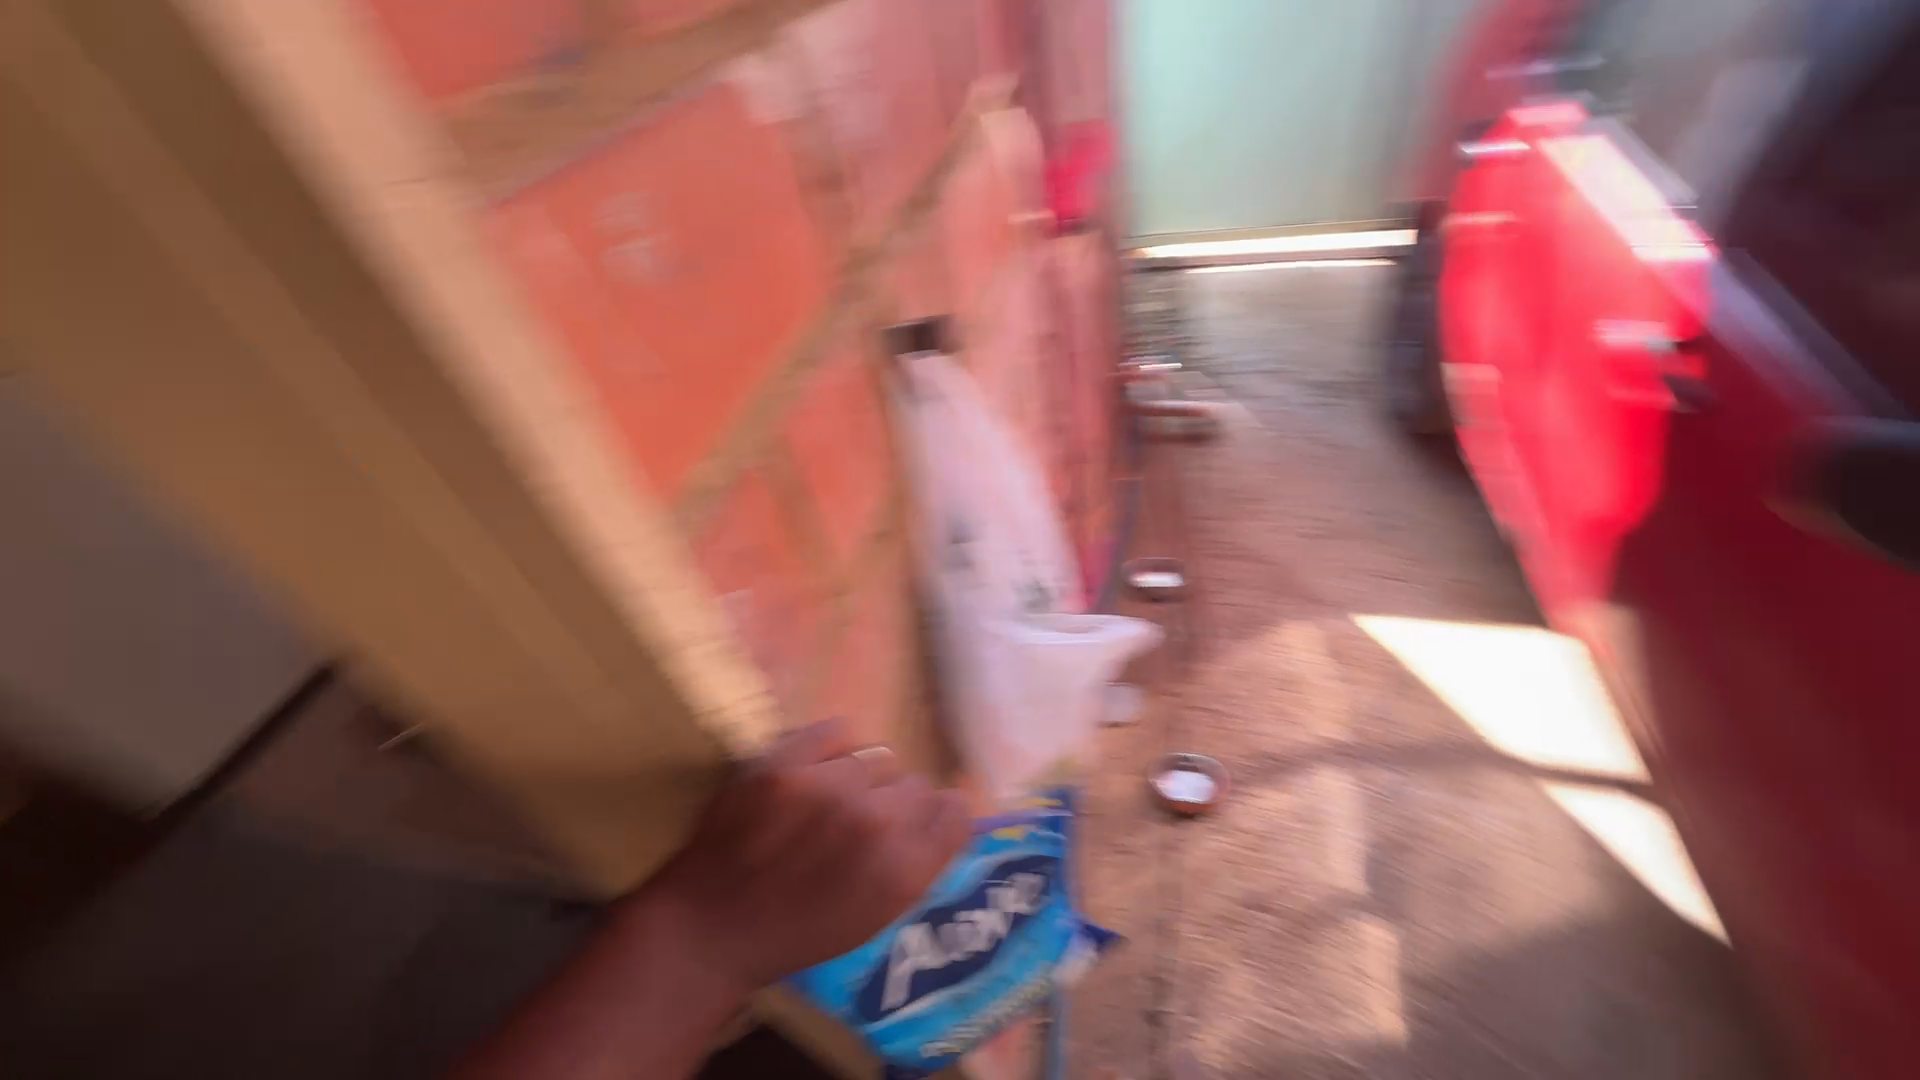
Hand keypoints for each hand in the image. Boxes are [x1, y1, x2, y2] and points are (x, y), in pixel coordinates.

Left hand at [626, 718, 970, 996]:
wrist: (709, 927)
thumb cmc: (796, 932)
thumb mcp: (873, 918)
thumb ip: (915, 863)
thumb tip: (942, 812)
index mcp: (902, 872)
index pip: (955, 811)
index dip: (936, 817)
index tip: (916, 825)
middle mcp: (875, 823)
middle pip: (917, 785)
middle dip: (895, 805)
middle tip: (858, 827)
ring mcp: (828, 788)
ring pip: (877, 759)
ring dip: (860, 780)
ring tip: (825, 806)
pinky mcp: (785, 762)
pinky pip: (839, 730)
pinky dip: (831, 749)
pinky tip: (812, 774)